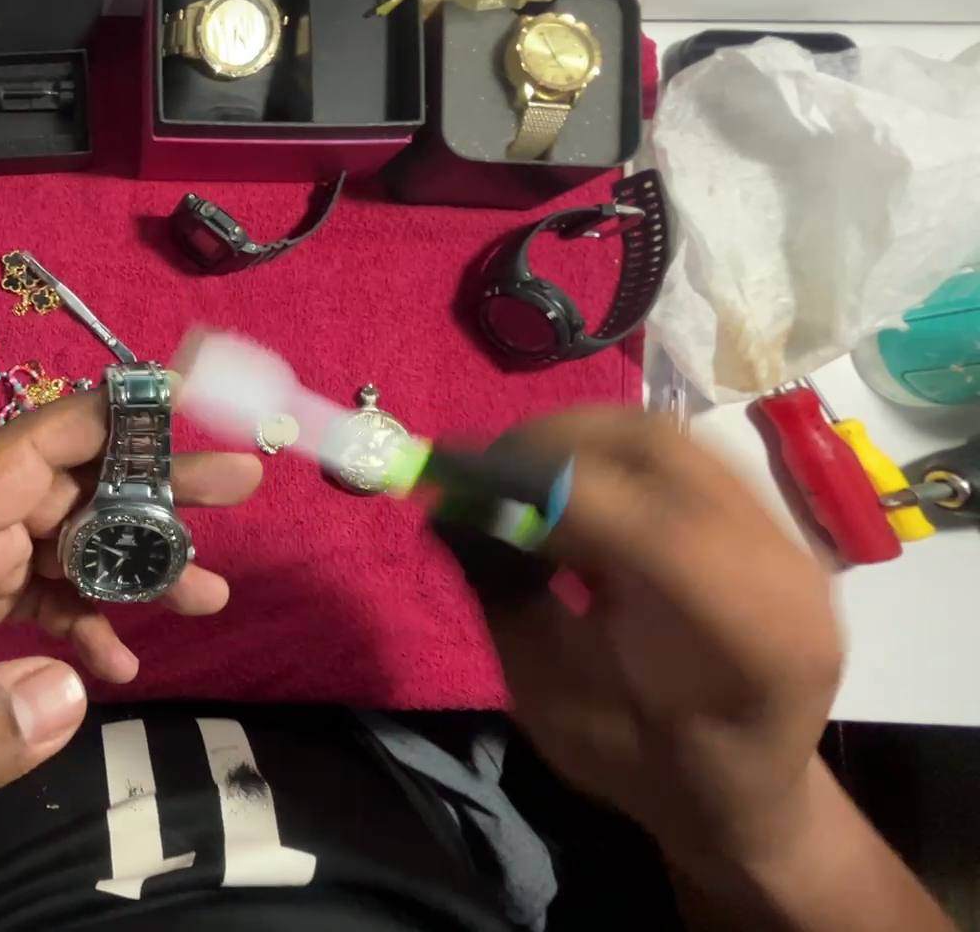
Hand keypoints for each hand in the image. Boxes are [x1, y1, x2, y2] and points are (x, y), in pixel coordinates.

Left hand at [0, 390, 262, 871]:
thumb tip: (69, 691)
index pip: (19, 456)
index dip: (97, 421)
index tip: (179, 400)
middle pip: (64, 486)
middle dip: (149, 483)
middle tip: (238, 482)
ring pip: (72, 536)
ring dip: (139, 558)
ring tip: (209, 593)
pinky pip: (59, 590)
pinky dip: (99, 614)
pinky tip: (123, 661)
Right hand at [481, 409, 842, 869]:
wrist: (739, 788)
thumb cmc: (639, 760)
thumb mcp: (548, 695)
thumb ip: (504, 596)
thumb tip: (442, 510)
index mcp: (740, 635)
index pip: (634, 518)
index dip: (530, 482)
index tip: (446, 476)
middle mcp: (778, 569)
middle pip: (652, 447)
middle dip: (543, 442)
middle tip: (474, 469)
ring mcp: (780, 537)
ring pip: (658, 434)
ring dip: (567, 440)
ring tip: (509, 476)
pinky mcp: (758, 520)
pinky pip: (667, 454)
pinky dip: (595, 453)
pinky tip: (557, 492)